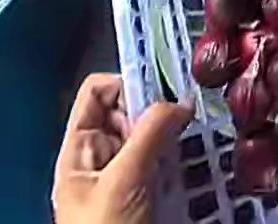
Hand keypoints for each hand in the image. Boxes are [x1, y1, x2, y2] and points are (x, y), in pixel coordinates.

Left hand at [52, 74, 192, 223]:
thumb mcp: (124, 181)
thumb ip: (150, 131)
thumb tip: (181, 99)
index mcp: (80, 150)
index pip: (98, 93)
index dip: (126, 82)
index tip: (161, 85)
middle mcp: (101, 157)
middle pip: (129, 109)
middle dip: (158, 105)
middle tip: (187, 107)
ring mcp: (125, 177)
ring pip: (151, 134)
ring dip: (173, 129)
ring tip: (196, 129)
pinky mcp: (148, 195)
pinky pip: (165, 160)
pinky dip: (180, 154)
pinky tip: (197, 155)